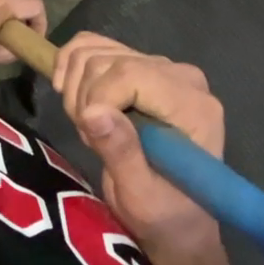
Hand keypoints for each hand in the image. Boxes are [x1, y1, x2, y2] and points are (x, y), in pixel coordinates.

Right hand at [54, 34, 227, 264]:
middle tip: (88, 137)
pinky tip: (71, 94)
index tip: (88, 134)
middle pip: (108, 60)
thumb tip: (92, 112)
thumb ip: (121, 153)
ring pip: (93, 49)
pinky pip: (92, 44)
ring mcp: (160, 66)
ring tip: (87, 125)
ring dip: (75, 86)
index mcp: (193, 106)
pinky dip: (70, 65)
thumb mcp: (142, 197)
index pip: (130, 74)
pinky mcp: (139, 63)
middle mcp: (182, 76)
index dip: (97, 97)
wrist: (175, 220)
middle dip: (84, 97)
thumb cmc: (164, 215)